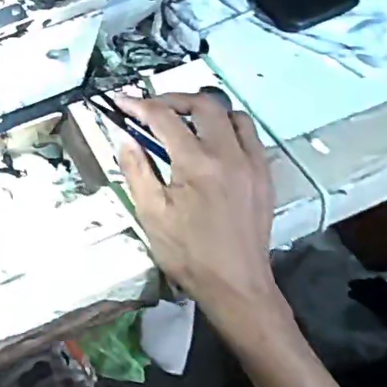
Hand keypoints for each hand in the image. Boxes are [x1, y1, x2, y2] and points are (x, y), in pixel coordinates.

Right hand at [110, 92, 286, 329]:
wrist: (237, 287)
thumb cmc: (189, 253)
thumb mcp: (150, 212)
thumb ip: (136, 168)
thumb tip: (126, 139)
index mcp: (197, 164)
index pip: (164, 117)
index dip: (138, 105)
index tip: (122, 103)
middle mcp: (230, 157)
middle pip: (204, 104)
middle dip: (173, 99)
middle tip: (151, 108)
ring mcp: (252, 165)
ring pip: (233, 114)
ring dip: (205, 110)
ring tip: (182, 121)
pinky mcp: (264, 177)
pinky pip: (249, 136)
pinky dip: (227, 128)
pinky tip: (209, 143)